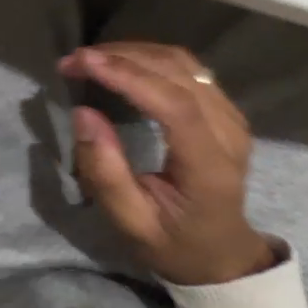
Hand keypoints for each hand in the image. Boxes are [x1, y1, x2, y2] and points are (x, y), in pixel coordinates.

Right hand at [61, 42, 274, 285]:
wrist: (223, 256)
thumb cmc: (174, 244)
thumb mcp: (131, 224)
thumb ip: (106, 173)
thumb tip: (83, 113)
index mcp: (209, 166)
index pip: (175, 104)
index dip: (128, 75)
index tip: (83, 63)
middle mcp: (229, 133)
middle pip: (178, 72)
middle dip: (122, 57)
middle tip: (74, 62)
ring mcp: (232, 117)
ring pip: (183, 62)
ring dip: (135, 52)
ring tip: (93, 59)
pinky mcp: (226, 109)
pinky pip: (188, 68)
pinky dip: (150, 58)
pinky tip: (122, 64)